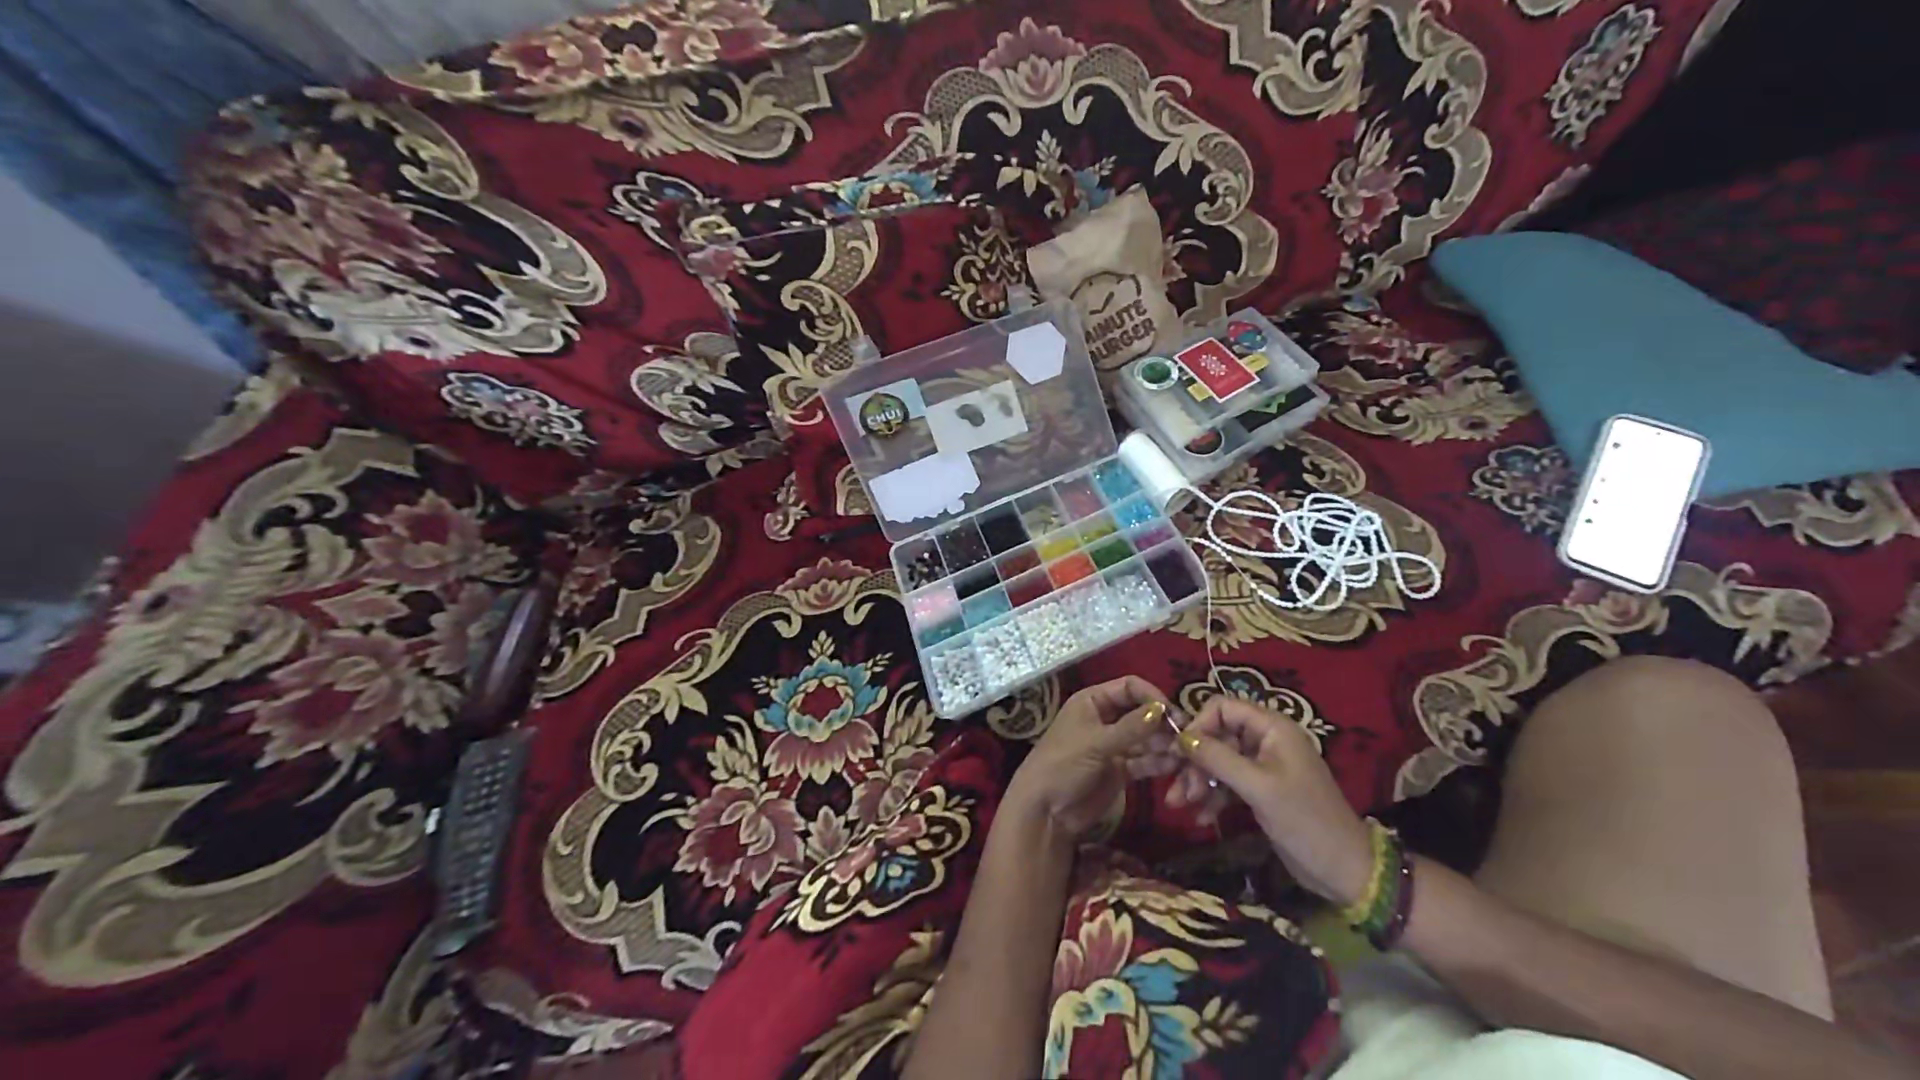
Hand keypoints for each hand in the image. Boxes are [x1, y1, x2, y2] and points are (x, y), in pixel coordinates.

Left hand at [1005, 676, 1173, 840]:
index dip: (1152, 696)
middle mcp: (1106, 718)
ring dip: (1165, 744)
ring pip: (1148, 737)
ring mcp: (1115, 744)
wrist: (1046, 811)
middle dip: (1163, 723)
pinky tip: (1174, 767)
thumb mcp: (1095, 743)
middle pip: (1143, 712)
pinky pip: (1146, 760)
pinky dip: (1159, 762)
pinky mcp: (1121, 769)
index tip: (1173, 713)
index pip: (1130, 687)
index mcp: (1092, 701)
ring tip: (1182, 755)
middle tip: (1185, 737)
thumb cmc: (1063, 765)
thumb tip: (1162, 709)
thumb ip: (1130, 728)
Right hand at [1166, 696, 1373, 905]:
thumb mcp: (1258, 787)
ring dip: (1197, 781)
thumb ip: (1218, 758)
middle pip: (1217, 736)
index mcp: (1273, 728)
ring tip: (1179, 805)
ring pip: (1218, 761)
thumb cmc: (1304, 820)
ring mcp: (1264, 766)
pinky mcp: (1261, 791)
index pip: (1223, 708)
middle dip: (1194, 761)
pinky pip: (1227, 783)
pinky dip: (1212, 796)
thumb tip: (1182, 738)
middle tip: (1176, 788)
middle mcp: (1267, 740)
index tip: (1180, 752)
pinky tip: (1200, 816)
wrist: (1344, 870)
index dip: (1198, 725)